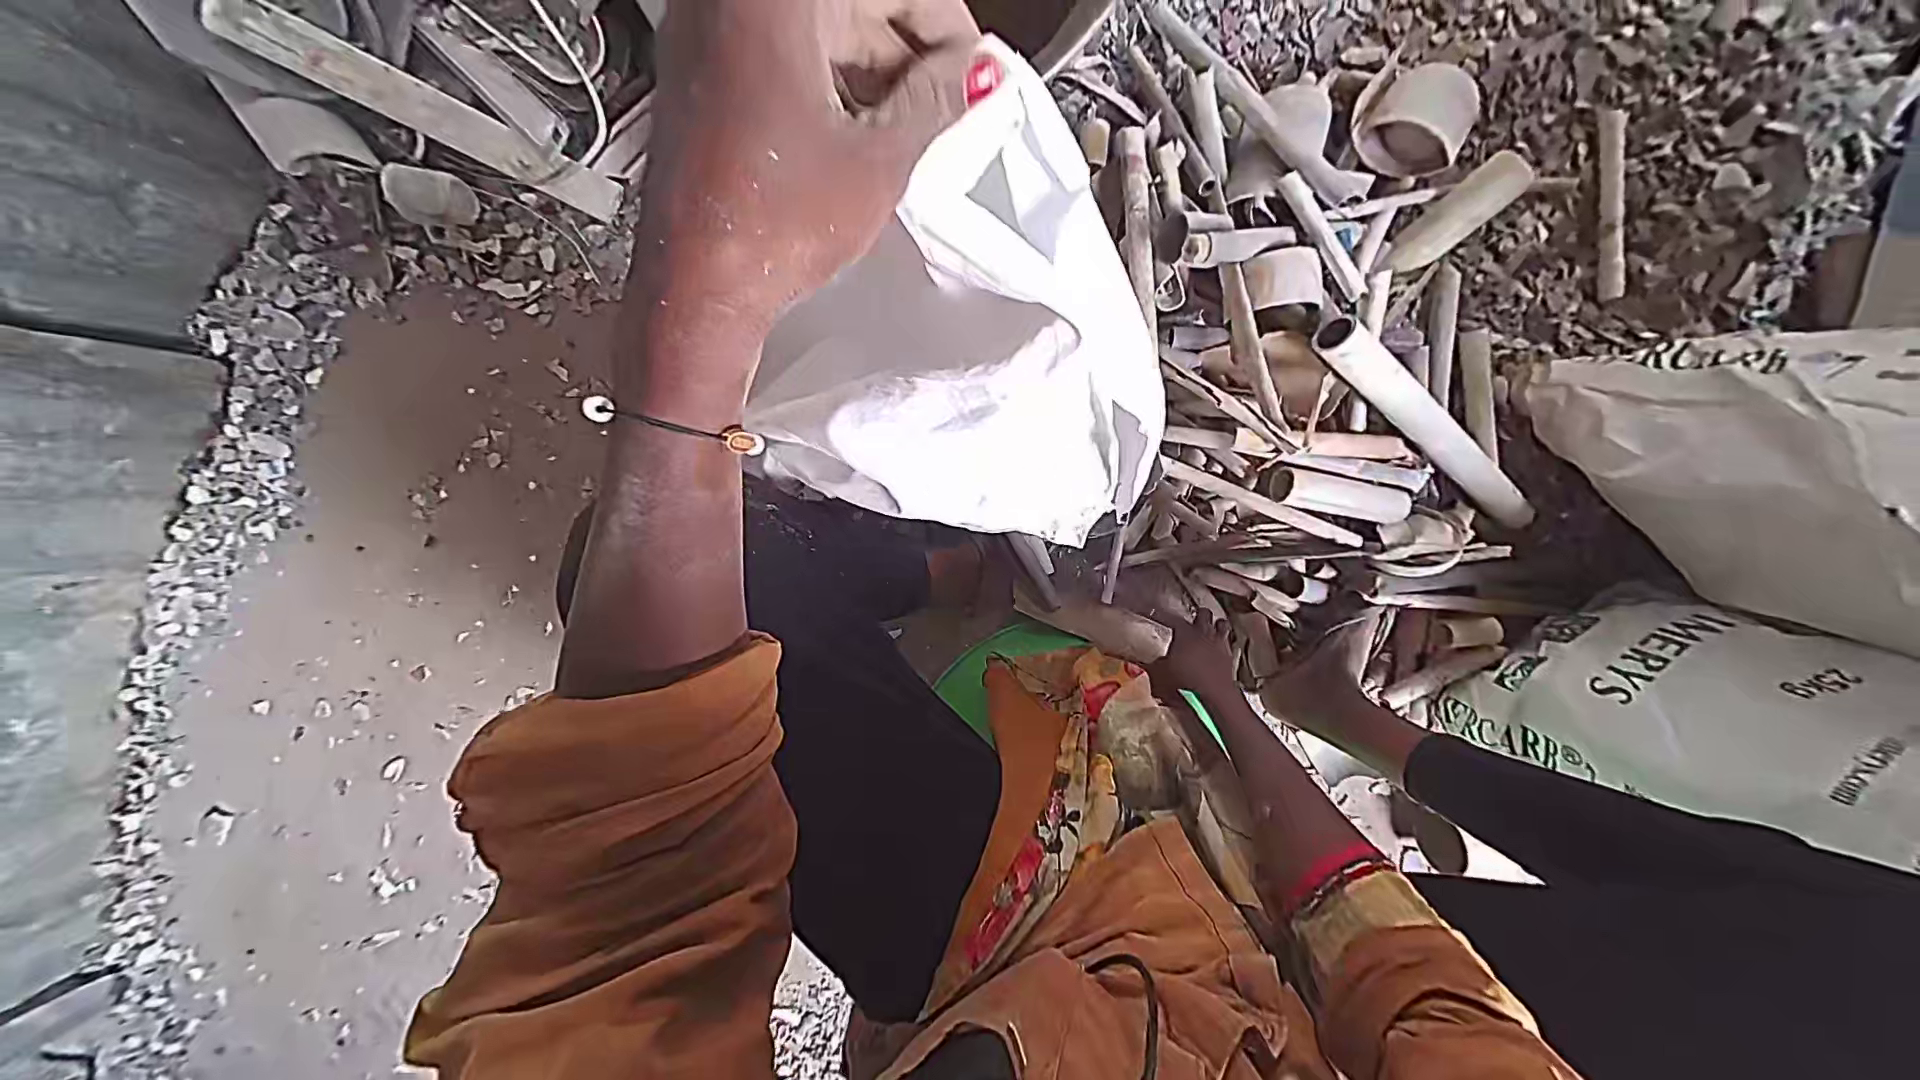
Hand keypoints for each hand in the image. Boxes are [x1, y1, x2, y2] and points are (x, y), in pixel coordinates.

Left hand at [629, 0, 988, 344]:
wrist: (701, 289)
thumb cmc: (760, 233)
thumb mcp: (877, 163)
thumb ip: (935, 102)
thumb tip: (969, 75)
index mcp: (771, 0)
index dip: (944, 23)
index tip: (971, 62)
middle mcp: (728, 3)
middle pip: (848, 1)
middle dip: (910, 49)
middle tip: (949, 97)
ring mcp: (709, 40)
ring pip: (816, 30)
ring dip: (873, 71)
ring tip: (912, 126)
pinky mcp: (705, 82)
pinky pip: (783, 60)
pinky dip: (831, 86)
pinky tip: (862, 134)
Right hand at [1148, 610, 1239, 699]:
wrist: (1214, 699)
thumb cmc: (1184, 683)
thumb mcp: (1158, 674)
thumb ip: (1148, 664)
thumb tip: (1136, 660)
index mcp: (1185, 633)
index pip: (1170, 617)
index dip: (1161, 614)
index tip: (1154, 613)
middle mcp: (1205, 633)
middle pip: (1204, 613)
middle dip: (1198, 614)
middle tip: (1191, 619)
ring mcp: (1221, 645)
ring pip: (1222, 624)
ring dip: (1216, 625)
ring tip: (1209, 629)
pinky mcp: (1231, 659)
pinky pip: (1228, 644)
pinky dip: (1222, 644)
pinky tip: (1217, 651)